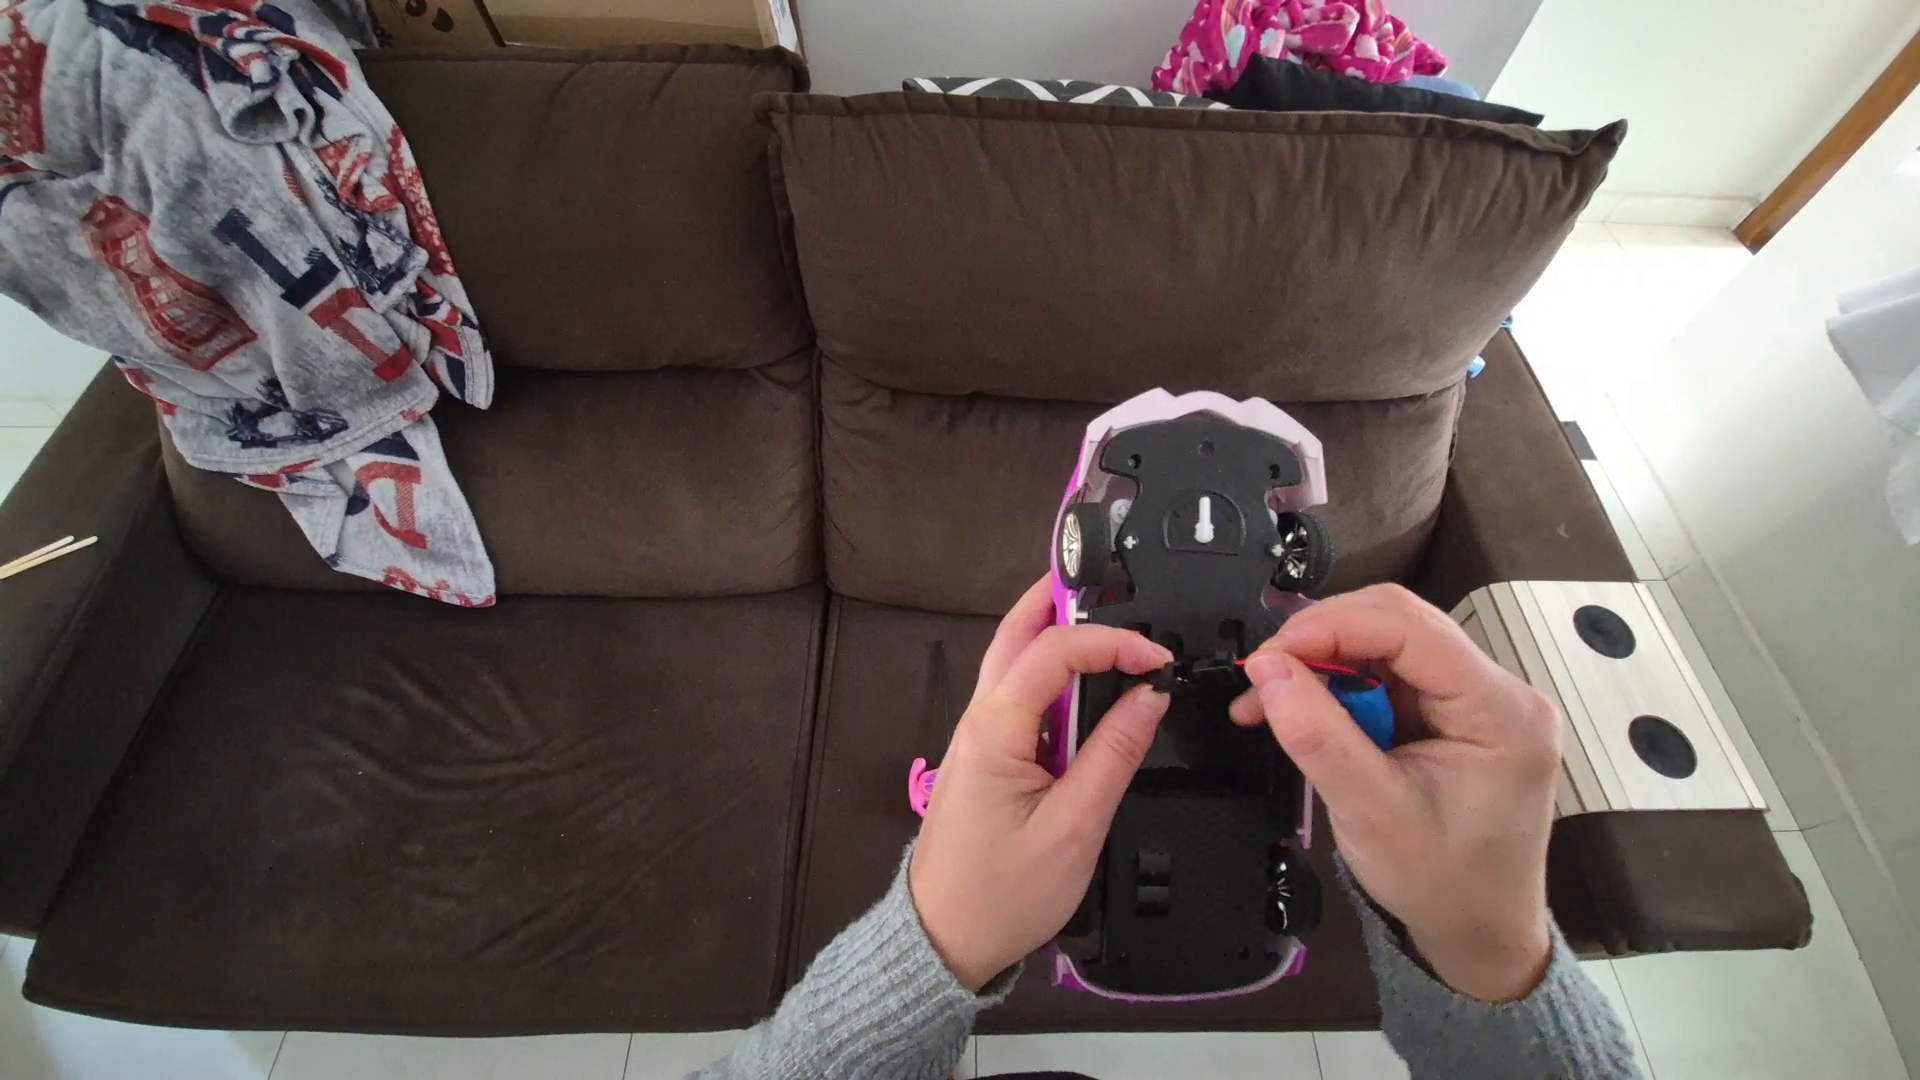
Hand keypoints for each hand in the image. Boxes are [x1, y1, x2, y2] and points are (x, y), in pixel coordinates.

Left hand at [910, 577, 1172, 991]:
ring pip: (1011, 658)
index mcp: (996, 727)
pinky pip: (1015, 692)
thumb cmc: (1004, 892)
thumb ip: (1114, 753)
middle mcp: (979, 717)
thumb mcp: (1074, 826)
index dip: (1111, 641)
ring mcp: (977, 732)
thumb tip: (1149, 696)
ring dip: (1048, 628)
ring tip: (1096, 612)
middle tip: (1099, 577)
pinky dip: (1045, 668)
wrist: (943, 936)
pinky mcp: (984, 751)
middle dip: (1055, 597)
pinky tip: (1074, 675)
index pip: (1055, 651)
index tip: (1157, 658)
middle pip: (1015, 634)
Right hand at [1229, 584, 1559, 1002]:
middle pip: (1395, 621)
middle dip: (1320, 638)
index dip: (1332, 626)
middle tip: (1264, 674)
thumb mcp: (1370, 811)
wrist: (1474, 932)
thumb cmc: (1438, 882)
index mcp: (1501, 712)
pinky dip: (1327, 681)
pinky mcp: (1441, 707)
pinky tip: (1293, 706)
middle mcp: (1494, 690)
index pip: (1411, 628)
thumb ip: (1317, 734)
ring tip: (1267, 700)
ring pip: (1378, 638)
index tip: (1270, 656)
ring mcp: (1468, 696)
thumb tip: (1264, 667)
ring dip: (1316, 660)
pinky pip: (1375, 668)